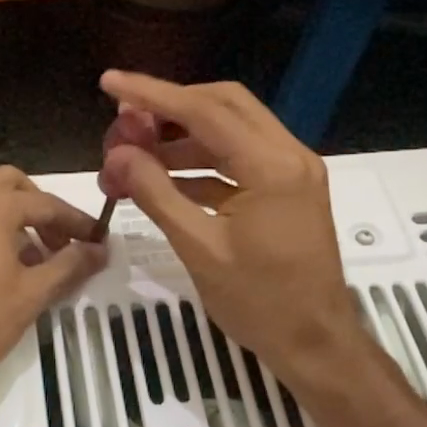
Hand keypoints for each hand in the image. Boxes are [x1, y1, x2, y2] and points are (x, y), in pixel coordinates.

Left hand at [0, 166, 105, 402]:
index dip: (75, 221)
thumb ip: (70, 264)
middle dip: (40, 208)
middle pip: (9, 186)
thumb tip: (98, 250)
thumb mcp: (33, 293)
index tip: (95, 239)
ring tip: (31, 258)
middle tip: (61, 242)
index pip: (44, 203)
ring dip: (11, 217)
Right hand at [97, 71, 364, 379]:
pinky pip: (240, 160)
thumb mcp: (200, 249)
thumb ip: (157, 194)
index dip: (153, 94)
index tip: (111, 83)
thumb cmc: (260, 304)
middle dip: (171, 106)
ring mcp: (293, 172)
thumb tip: (118, 155)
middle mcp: (289, 155)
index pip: (205, 111)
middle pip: (224, 105)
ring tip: (135, 154)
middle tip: (124, 121)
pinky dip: (202, 163)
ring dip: (184, 136)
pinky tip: (164, 178)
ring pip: (232, 131)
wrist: (315, 343)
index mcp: (272, 167)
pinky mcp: (288, 191)